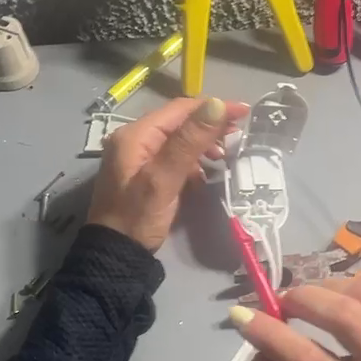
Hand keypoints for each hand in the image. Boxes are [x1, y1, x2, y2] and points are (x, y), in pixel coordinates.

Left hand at [88, 96, 250, 252]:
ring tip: (223, 155)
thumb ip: (189, 141)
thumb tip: (217, 105)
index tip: (244, 113)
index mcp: (136, 135)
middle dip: (210, 125)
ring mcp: (138, 156)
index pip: (180, 109)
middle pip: (179, 121)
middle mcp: (134, 139)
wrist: (116, 255)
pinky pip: (173, 155)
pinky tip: (205, 171)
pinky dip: (192, 159)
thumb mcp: (164, 178)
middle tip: (237, 135)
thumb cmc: (138, 217)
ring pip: (178, 139)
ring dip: (202, 143)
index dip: (213, 107)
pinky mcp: (144, 173)